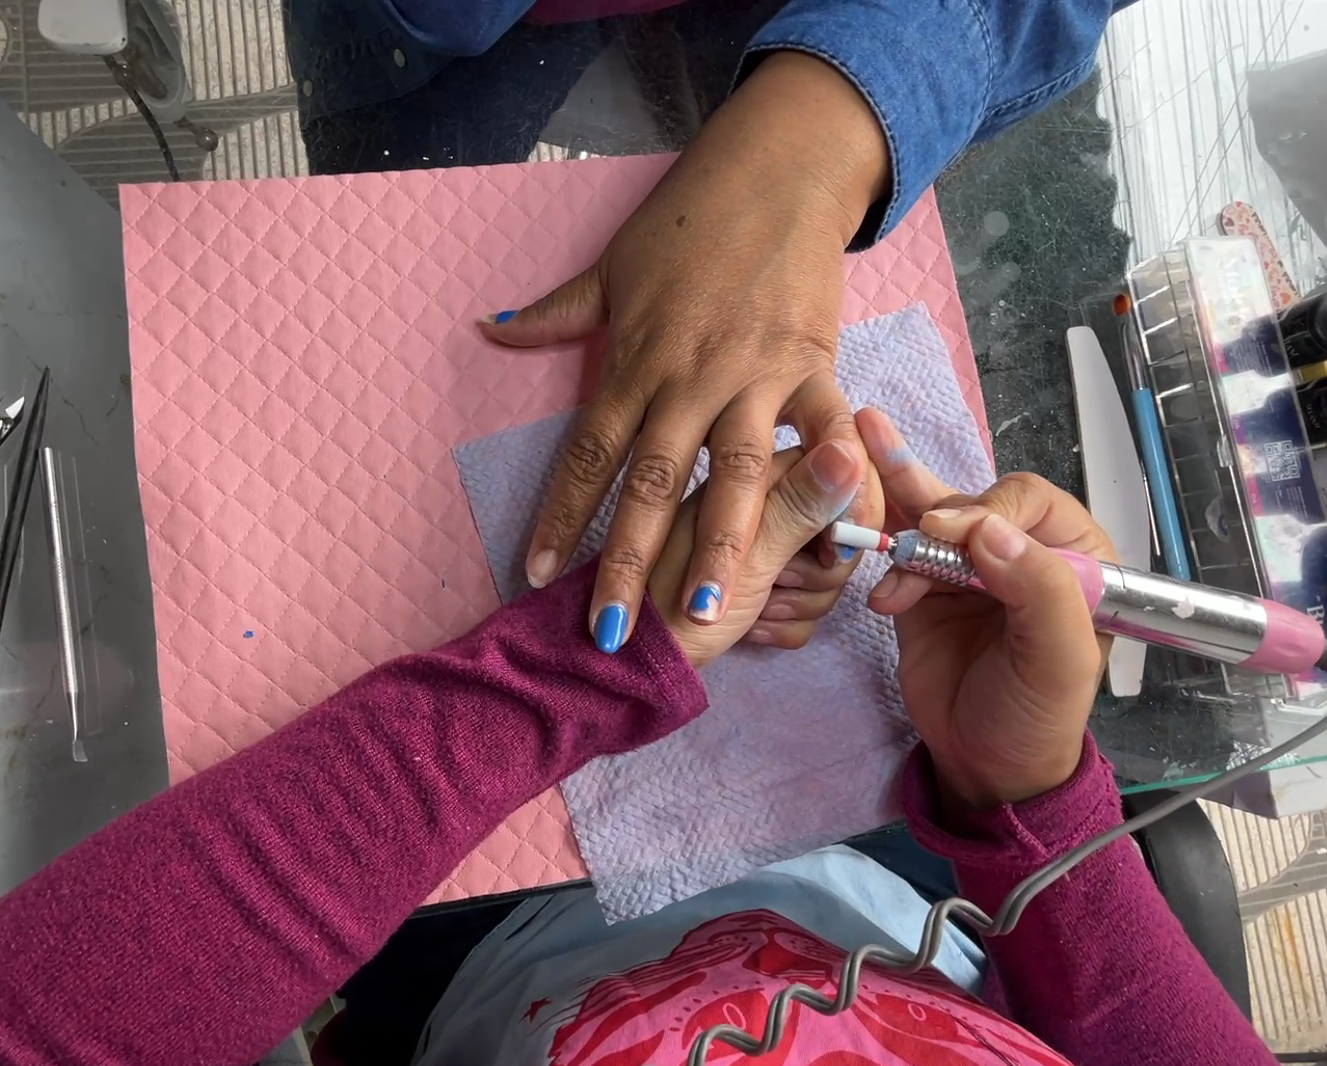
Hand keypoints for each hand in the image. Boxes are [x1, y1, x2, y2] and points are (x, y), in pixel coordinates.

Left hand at [480, 51, 888, 652]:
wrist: (774, 171)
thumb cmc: (686, 223)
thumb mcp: (610, 269)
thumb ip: (552, 314)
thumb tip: (486, 327)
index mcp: (635, 365)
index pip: (587, 454)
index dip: (561, 516)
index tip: (539, 573)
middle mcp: (687, 383)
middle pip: (651, 484)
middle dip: (629, 561)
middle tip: (612, 632)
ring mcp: (753, 380)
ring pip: (733, 475)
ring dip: (722, 547)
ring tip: (710, 611)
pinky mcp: (813, 369)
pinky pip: (825, 434)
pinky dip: (837, 482)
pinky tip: (840, 540)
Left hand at [645, 440, 868, 666]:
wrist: (634, 660)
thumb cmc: (674, 604)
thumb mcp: (742, 557)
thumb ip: (797, 505)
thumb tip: (846, 451)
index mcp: (754, 472)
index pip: (843, 472)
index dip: (848, 518)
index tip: (828, 552)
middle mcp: (760, 498)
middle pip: (841, 527)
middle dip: (818, 570)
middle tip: (776, 584)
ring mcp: (760, 541)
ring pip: (826, 569)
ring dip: (797, 602)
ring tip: (755, 610)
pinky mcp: (759, 578)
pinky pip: (805, 600)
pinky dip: (783, 622)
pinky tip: (752, 628)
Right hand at [856, 409, 1115, 809]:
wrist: (982, 761)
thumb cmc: (1035, 715)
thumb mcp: (1056, 662)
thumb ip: (1038, 592)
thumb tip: (987, 530)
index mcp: (1071, 557)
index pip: (1026, 503)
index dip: (984, 511)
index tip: (942, 538)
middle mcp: (1018, 551)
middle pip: (969, 502)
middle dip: (930, 510)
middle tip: (893, 521)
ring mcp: (966, 567)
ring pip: (929, 515)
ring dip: (894, 498)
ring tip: (861, 441)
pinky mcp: (924, 586)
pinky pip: (899, 547)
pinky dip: (878, 536)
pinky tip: (870, 550)